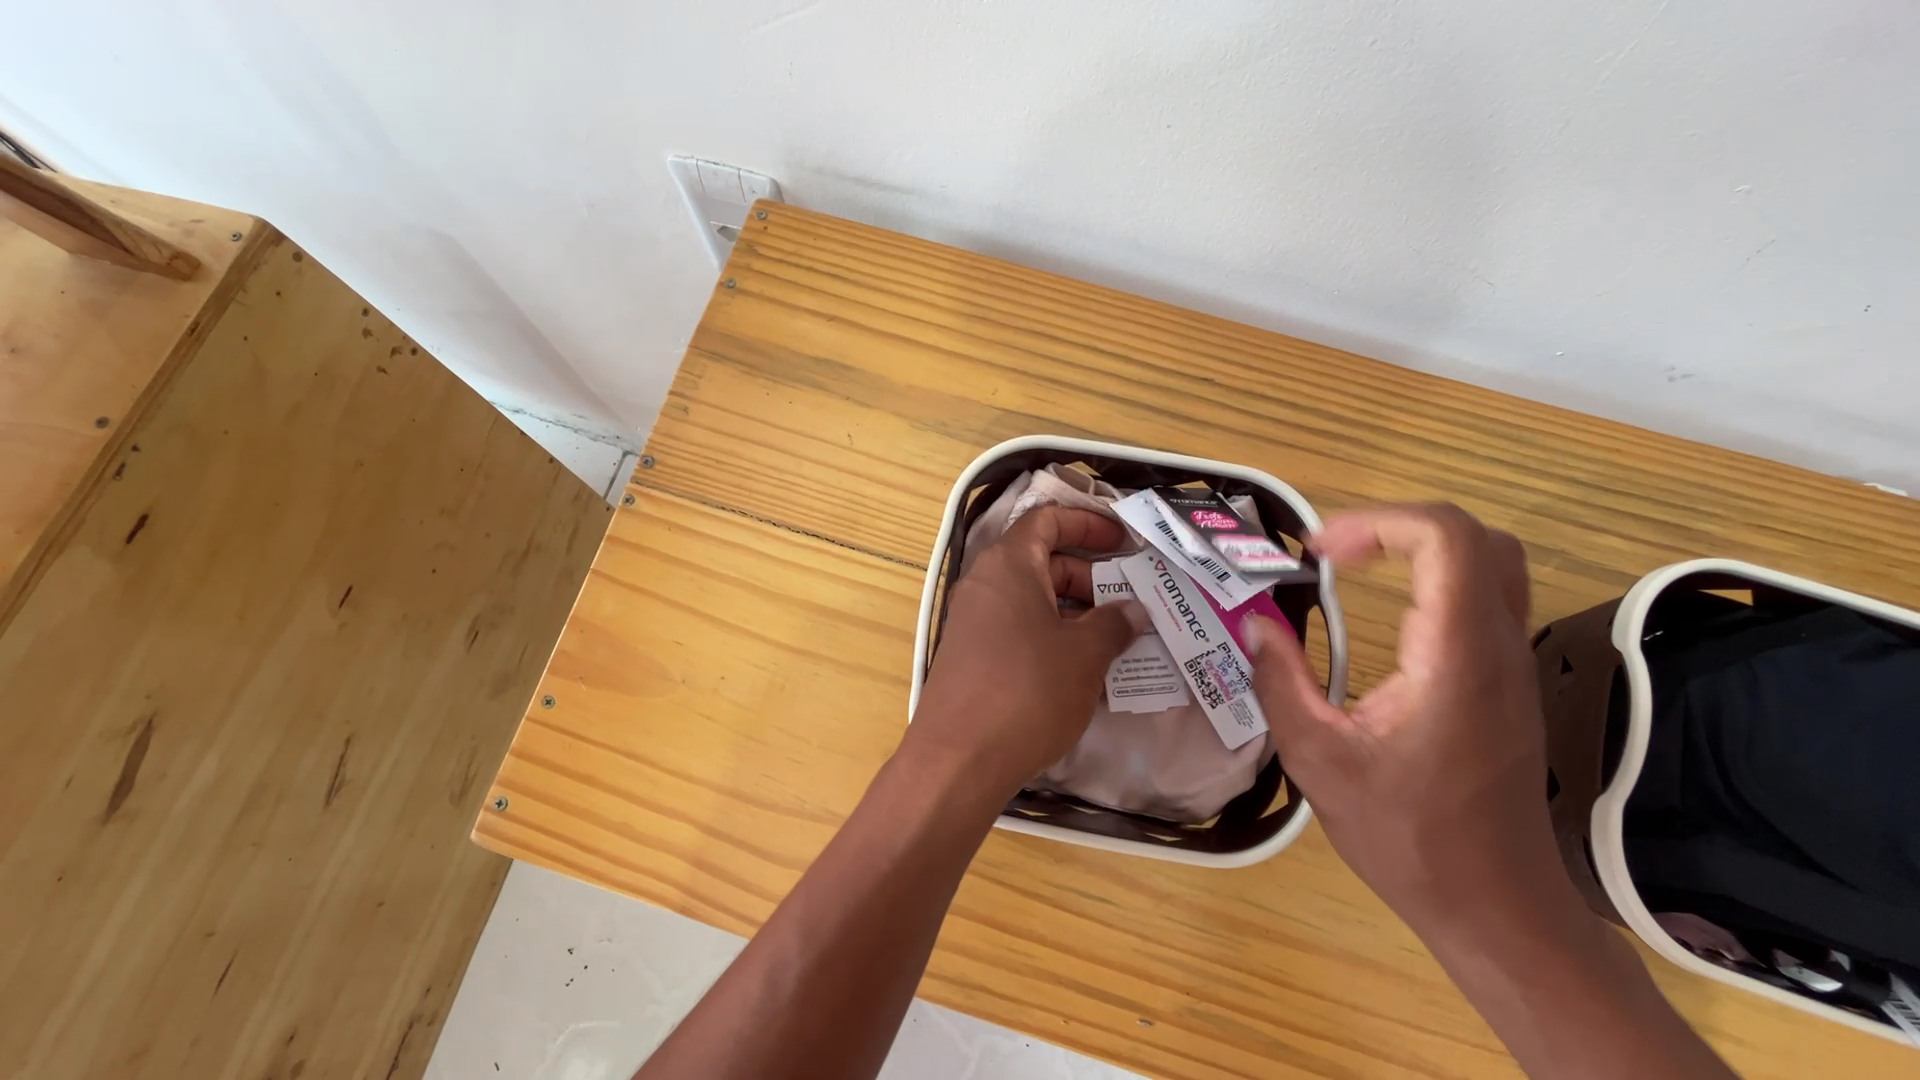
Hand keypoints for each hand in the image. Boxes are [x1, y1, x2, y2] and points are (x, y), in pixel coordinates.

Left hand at [908, 506, 1148, 798]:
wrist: (959, 759)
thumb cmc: (1028, 690)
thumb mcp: (1084, 655)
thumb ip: (1113, 624)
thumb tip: (1132, 610)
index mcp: (1008, 564)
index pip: (1046, 520)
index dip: (1087, 523)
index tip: (1124, 542)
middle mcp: (984, 584)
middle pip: (1041, 561)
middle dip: (1089, 576)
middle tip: (1130, 601)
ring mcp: (973, 622)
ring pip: (1031, 600)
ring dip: (1074, 612)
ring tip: (1117, 638)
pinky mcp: (970, 657)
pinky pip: (1017, 630)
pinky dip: (1051, 637)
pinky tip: (1082, 668)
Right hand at [1244, 504, 1563, 933]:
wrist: (1494, 903)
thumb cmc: (1405, 837)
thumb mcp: (1318, 761)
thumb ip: (1280, 681)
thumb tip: (1255, 622)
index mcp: (1455, 659)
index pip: (1447, 539)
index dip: (1378, 522)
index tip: (1318, 553)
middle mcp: (1496, 648)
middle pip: (1477, 538)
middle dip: (1398, 525)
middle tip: (1333, 555)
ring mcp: (1511, 663)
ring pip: (1488, 563)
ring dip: (1416, 549)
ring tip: (1348, 573)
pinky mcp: (1507, 681)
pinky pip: (1481, 598)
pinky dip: (1431, 580)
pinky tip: (1381, 615)